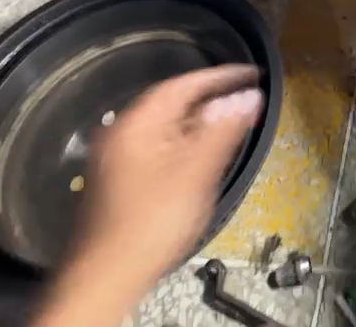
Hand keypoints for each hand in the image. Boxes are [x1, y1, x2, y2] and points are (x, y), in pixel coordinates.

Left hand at [39, 65, 263, 323]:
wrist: (105, 280)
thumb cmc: (150, 224)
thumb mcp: (195, 173)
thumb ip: (223, 130)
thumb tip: (249, 95)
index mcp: (137, 124)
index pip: (184, 85)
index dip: (221, 77)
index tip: (250, 74)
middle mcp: (122, 134)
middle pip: (173, 104)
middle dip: (211, 98)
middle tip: (244, 95)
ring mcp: (118, 158)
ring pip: (167, 127)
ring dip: (199, 123)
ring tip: (231, 122)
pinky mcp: (121, 180)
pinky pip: (159, 146)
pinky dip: (185, 143)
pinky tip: (203, 155)